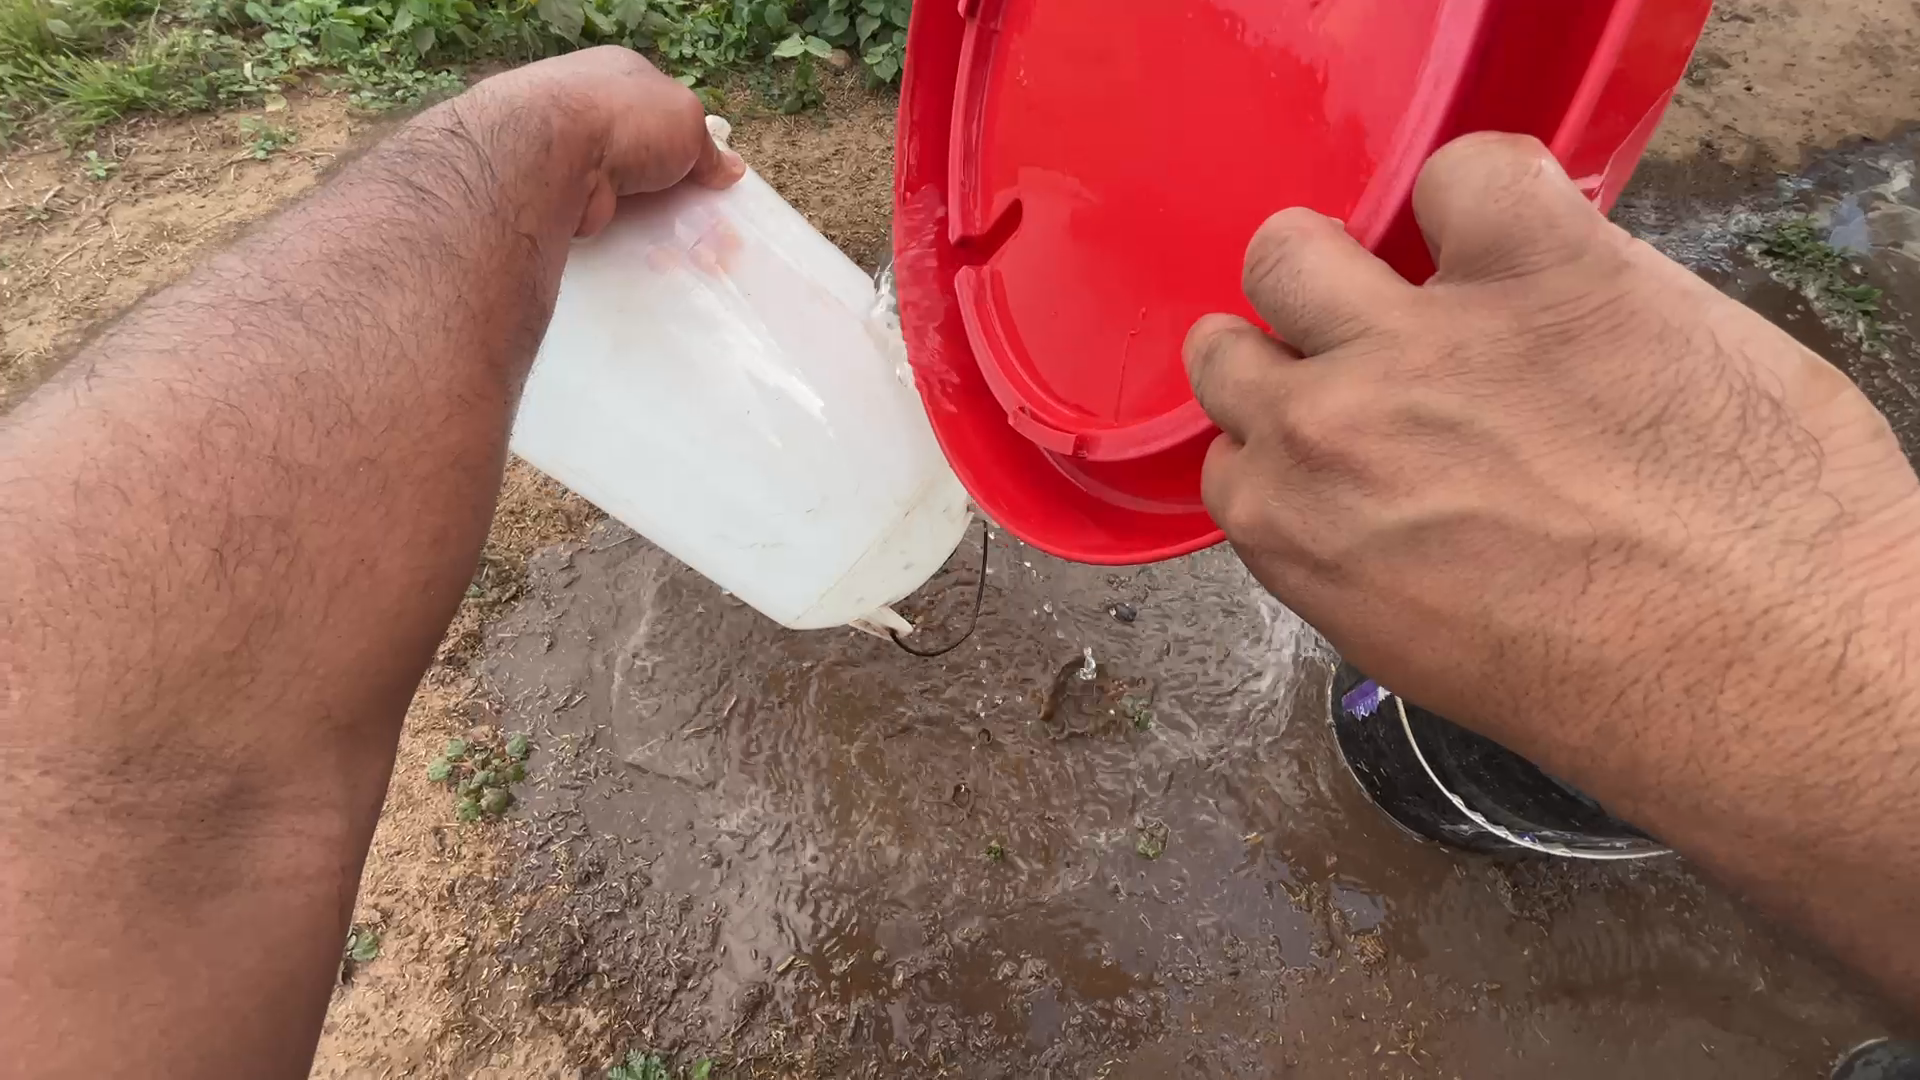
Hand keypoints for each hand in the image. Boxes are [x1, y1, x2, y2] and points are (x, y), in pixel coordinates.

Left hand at [450, 45, 744, 237]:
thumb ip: (709, 146)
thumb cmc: (626, 119)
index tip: (710, 173)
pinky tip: (654, 246)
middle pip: (648, 150)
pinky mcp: (567, 188)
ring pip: (631, 186)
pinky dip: (633, 229)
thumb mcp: (687, 120)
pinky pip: (612, 213)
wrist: (555, 152)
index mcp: (620, 74)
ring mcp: (575, 147)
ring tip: (688, 239)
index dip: (690, 139)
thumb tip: (731, 168)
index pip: (664, 107)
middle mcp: (593, 104)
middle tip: (704, 211)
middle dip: (676, 181)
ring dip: (657, 212)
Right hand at [1185, 133, 1919, 748]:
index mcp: (1276, 516)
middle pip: (1219, 345)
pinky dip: (1477, 194)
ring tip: (1400, 289)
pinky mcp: (1538, 274)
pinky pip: (1466, 172)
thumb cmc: (1560, 672)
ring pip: (1289, 250)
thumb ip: (1320, 538)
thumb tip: (1326, 483)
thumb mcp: (1380, 626)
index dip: (1272, 438)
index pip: (1224, 445)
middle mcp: (1313, 424)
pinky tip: (1512, 241)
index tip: (1320, 440)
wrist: (1750, 666)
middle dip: (1269, 352)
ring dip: (1329, 266)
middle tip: (1344, 361)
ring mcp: (1412, 344)